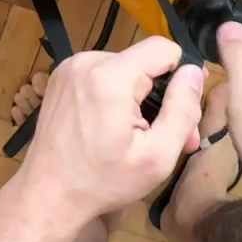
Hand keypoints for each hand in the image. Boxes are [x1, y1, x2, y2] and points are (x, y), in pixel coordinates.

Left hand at [13, 37, 204, 224]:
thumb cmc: (103, 182)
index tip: (176, 111)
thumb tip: (194, 71)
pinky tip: (113, 127)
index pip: (163, 47)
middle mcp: (86, 61)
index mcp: (109, 76)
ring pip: (125, 68)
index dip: (179, 76)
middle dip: (159, 95)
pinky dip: (114, 96)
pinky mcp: (61, 77)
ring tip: (136, 137)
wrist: (48, 194)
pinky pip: (103, 74)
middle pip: (144, 60)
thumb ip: (183, 110)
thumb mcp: (158, 156)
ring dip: (137, 98)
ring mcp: (70, 68)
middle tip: (163, 137)